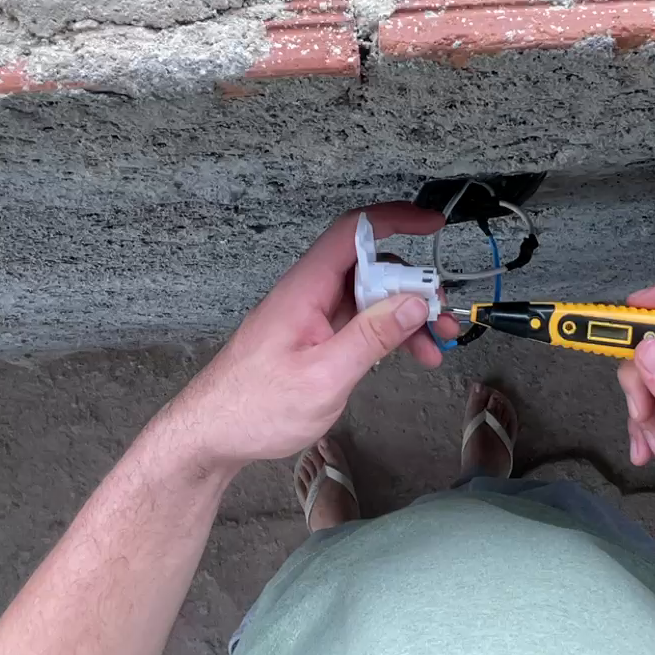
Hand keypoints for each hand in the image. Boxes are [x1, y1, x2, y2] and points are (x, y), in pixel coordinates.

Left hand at [163, 203, 462, 471]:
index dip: (396, 218)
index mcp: (306, 287)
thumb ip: (371, 336)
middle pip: (371, 267)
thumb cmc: (255, 408)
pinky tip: (408, 354)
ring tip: (435, 345)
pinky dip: (388, 332)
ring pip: (370, 296)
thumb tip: (413, 301)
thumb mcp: (325, 376)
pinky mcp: (315, 336)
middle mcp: (310, 292)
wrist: (212, 436)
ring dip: (406, 315)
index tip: (433, 223)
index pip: (354, 231)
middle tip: (443, 315)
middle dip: (414, 285)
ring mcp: (312, 314)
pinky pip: (359, 320)